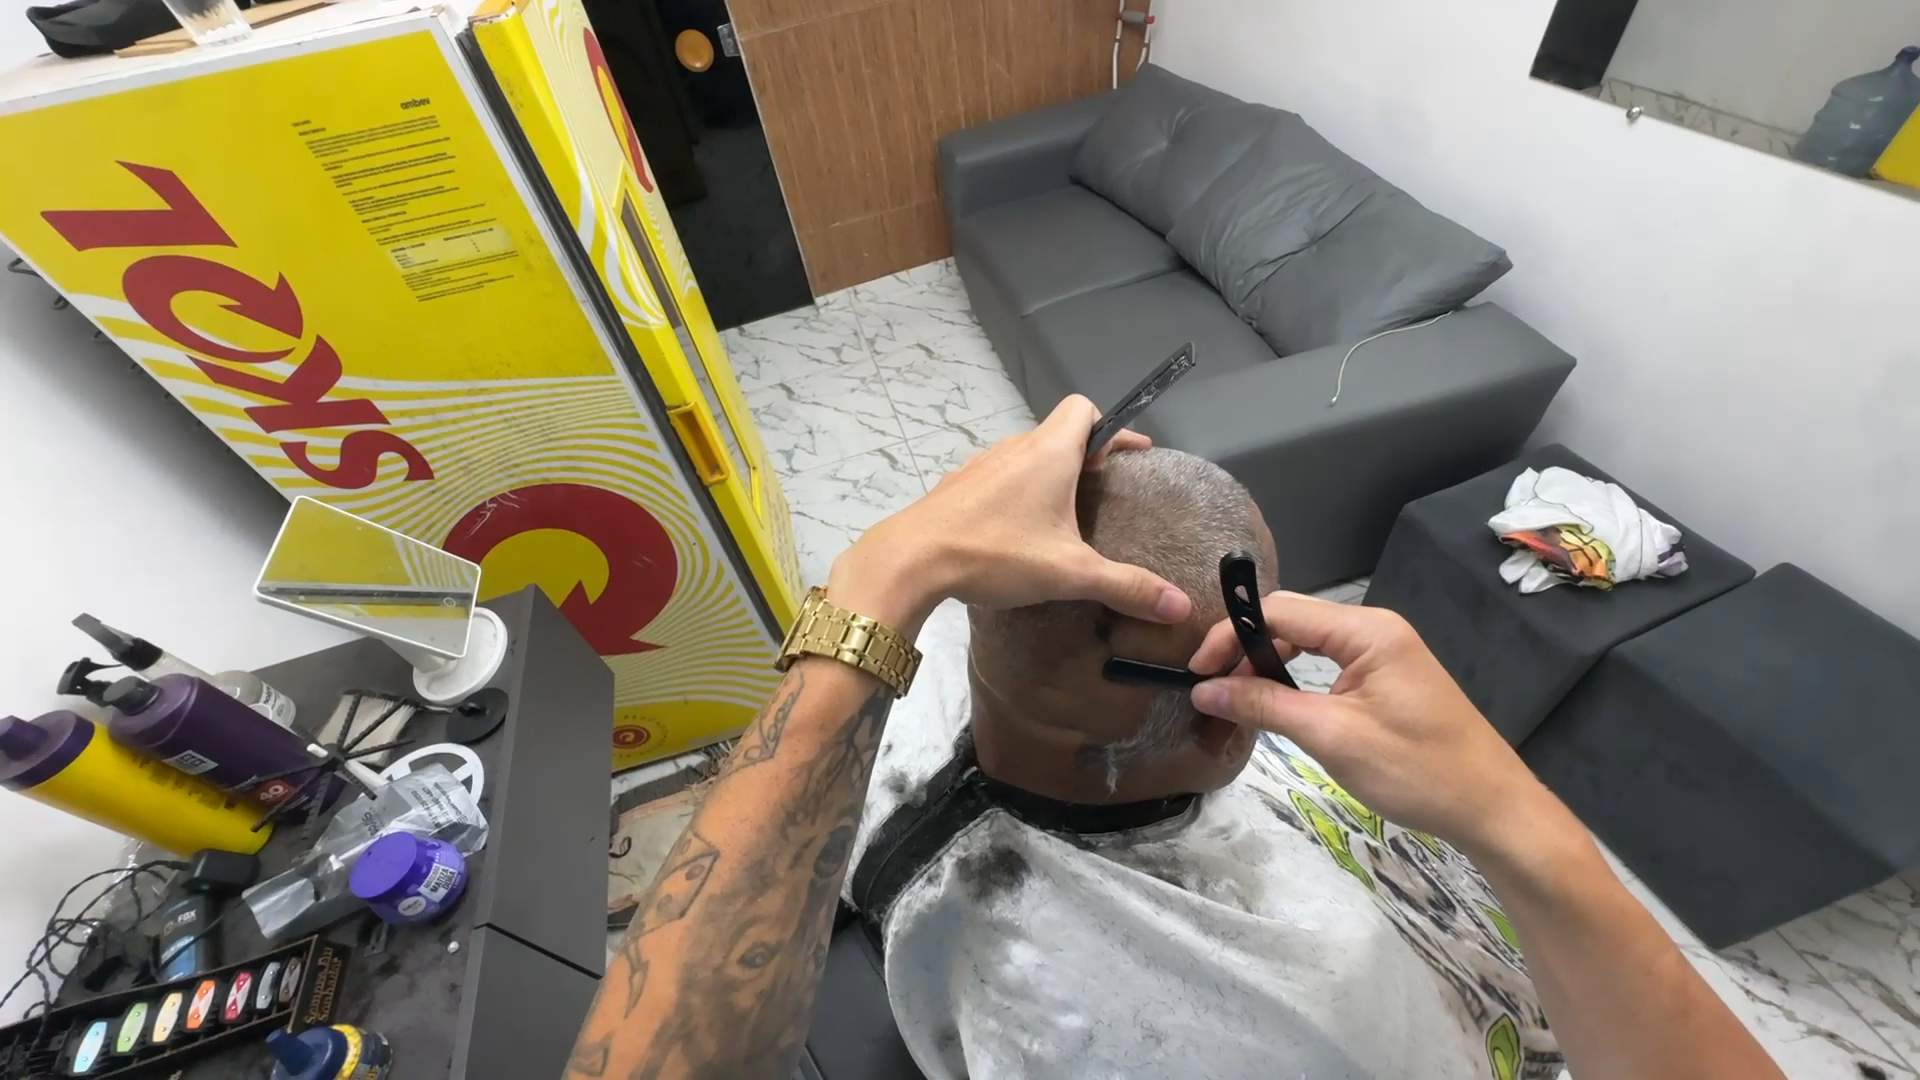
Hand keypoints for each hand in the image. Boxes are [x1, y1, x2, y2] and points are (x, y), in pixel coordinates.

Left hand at [827, 395, 1191, 636]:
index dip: (1112, 427)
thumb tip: (1180, 606)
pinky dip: (1015, 491)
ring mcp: (979, 464)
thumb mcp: (1069, 572)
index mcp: (1048, 452)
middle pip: (1057, 433)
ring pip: (1024, 455)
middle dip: (1085, 456)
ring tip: (1062, 513)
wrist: (912, 559)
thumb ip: (1126, 585)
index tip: (1130, 457)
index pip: (1085, 409)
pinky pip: (996, 477)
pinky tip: (1015, 529)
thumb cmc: (997, 553)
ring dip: (1047, 473)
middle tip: (1103, 492)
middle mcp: (1013, 447)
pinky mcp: (956, 487)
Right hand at [1187, 593, 1548, 855]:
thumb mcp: (1331, 737)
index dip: (1231, 635)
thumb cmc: (1417, 771)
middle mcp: (1373, 629)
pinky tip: (1272, 701)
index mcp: (1366, 631)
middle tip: (1209, 684)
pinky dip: (1290, 679)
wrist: (1497, 813)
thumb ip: (1263, 706)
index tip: (1198, 670)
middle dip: (1244, 648)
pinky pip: (1323, 662)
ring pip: (1304, 642)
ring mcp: (1382, 652)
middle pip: (1289, 621)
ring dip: (1264, 664)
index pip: (1279, 612)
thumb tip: (1203, 690)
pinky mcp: (1384, 678)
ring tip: (1233, 695)